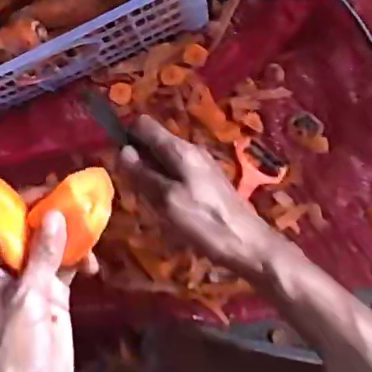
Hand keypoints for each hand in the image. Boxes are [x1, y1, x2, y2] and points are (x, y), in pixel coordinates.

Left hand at [0, 199, 86, 371]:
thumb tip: (54, 215)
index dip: (22, 202)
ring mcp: (31, 280)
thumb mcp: (28, 299)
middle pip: (27, 229)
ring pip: (49, 245)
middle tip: (75, 197)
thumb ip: (43, 257)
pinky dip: (77, 258)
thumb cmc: (16, 348)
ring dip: (67, 234)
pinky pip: (64, 266)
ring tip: (90, 224)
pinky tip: (92, 258)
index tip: (49, 189)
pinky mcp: (52, 295)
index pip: (0, 221)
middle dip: (49, 213)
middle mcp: (7, 267)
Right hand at [116, 115, 303, 279]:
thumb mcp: (167, 201)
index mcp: (180, 149)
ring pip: (163, 158)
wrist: (252, 247)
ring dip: (151, 174)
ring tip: (150, 201)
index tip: (119, 161)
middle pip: (153, 141)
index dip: (127, 136)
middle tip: (135, 188)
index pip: (144, 124)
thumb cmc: (206, 223)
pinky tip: (168, 207)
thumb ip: (143, 174)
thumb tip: (122, 150)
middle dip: (138, 159)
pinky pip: (176, 172)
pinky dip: (165, 183)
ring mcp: (201, 165)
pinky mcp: (208, 181)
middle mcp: (191, 150)